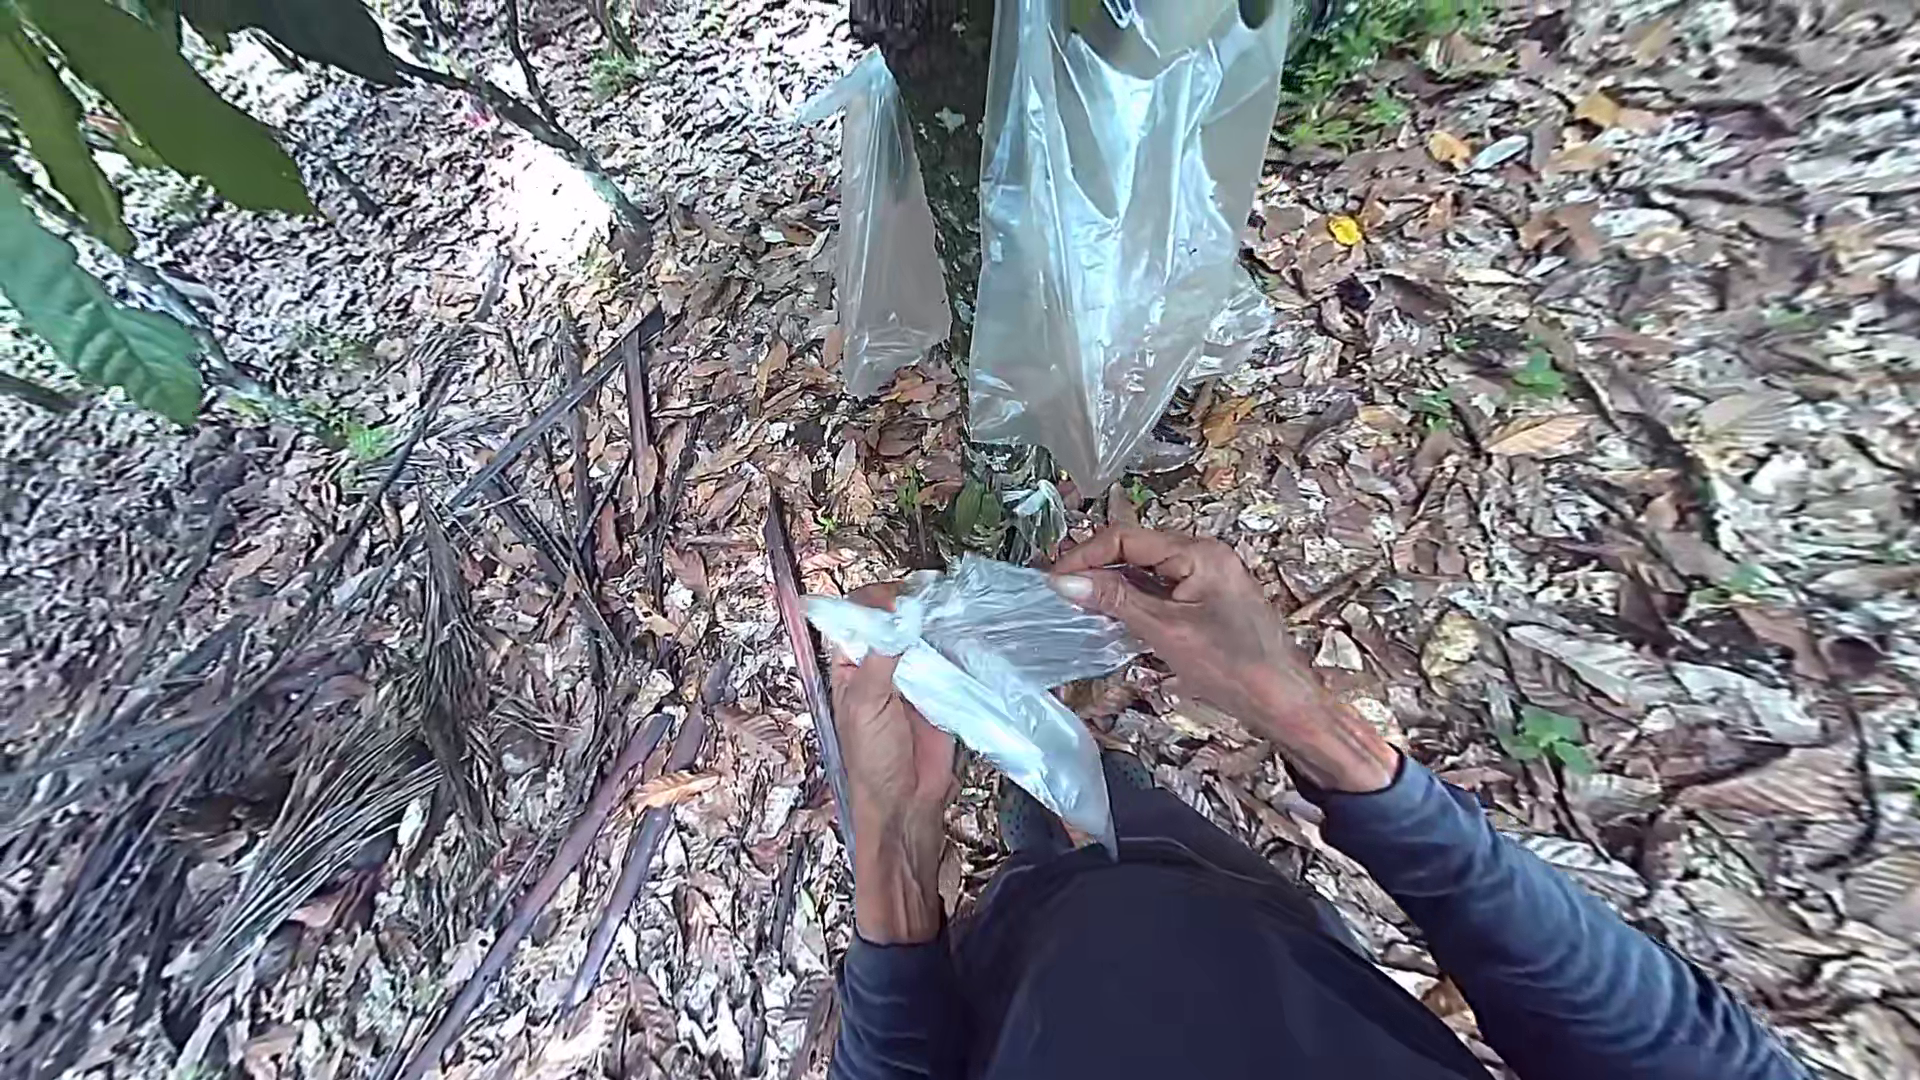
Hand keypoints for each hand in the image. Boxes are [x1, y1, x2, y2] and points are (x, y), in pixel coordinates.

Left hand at [830, 583, 955, 943]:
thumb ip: (880, 659)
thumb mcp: (866, 705)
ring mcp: (913, 673)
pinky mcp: (941, 686)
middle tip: (932, 599)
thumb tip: (898, 617)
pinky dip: (956, 644)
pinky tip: (967, 634)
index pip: (859, 616)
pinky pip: (948, 657)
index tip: (900, 600)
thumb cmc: (873, 759)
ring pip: (923, 635)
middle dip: (911, 606)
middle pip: (895, 620)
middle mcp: (882, 662)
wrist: (907, 803)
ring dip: (936, 623)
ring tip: (953, 611)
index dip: (876, 601)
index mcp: (852, 663)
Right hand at [1050, 527, 1396, 792]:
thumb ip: (1114, 601)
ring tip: (1079, 603)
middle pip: (1134, 548)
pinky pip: (1158, 586)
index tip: (1054, 580)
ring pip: (1144, 568)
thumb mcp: (1166, 631)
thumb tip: (1063, 582)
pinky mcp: (1204, 597)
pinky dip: (1132, 597)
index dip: (1084, 555)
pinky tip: (1111, 613)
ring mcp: (1204, 575)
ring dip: (1111, 583)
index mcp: (1197, 552)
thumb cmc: (1231, 667)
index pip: (1125, 538)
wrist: (1286, 704)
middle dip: (1095, 566)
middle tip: (1061, 592)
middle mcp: (1201, 554)